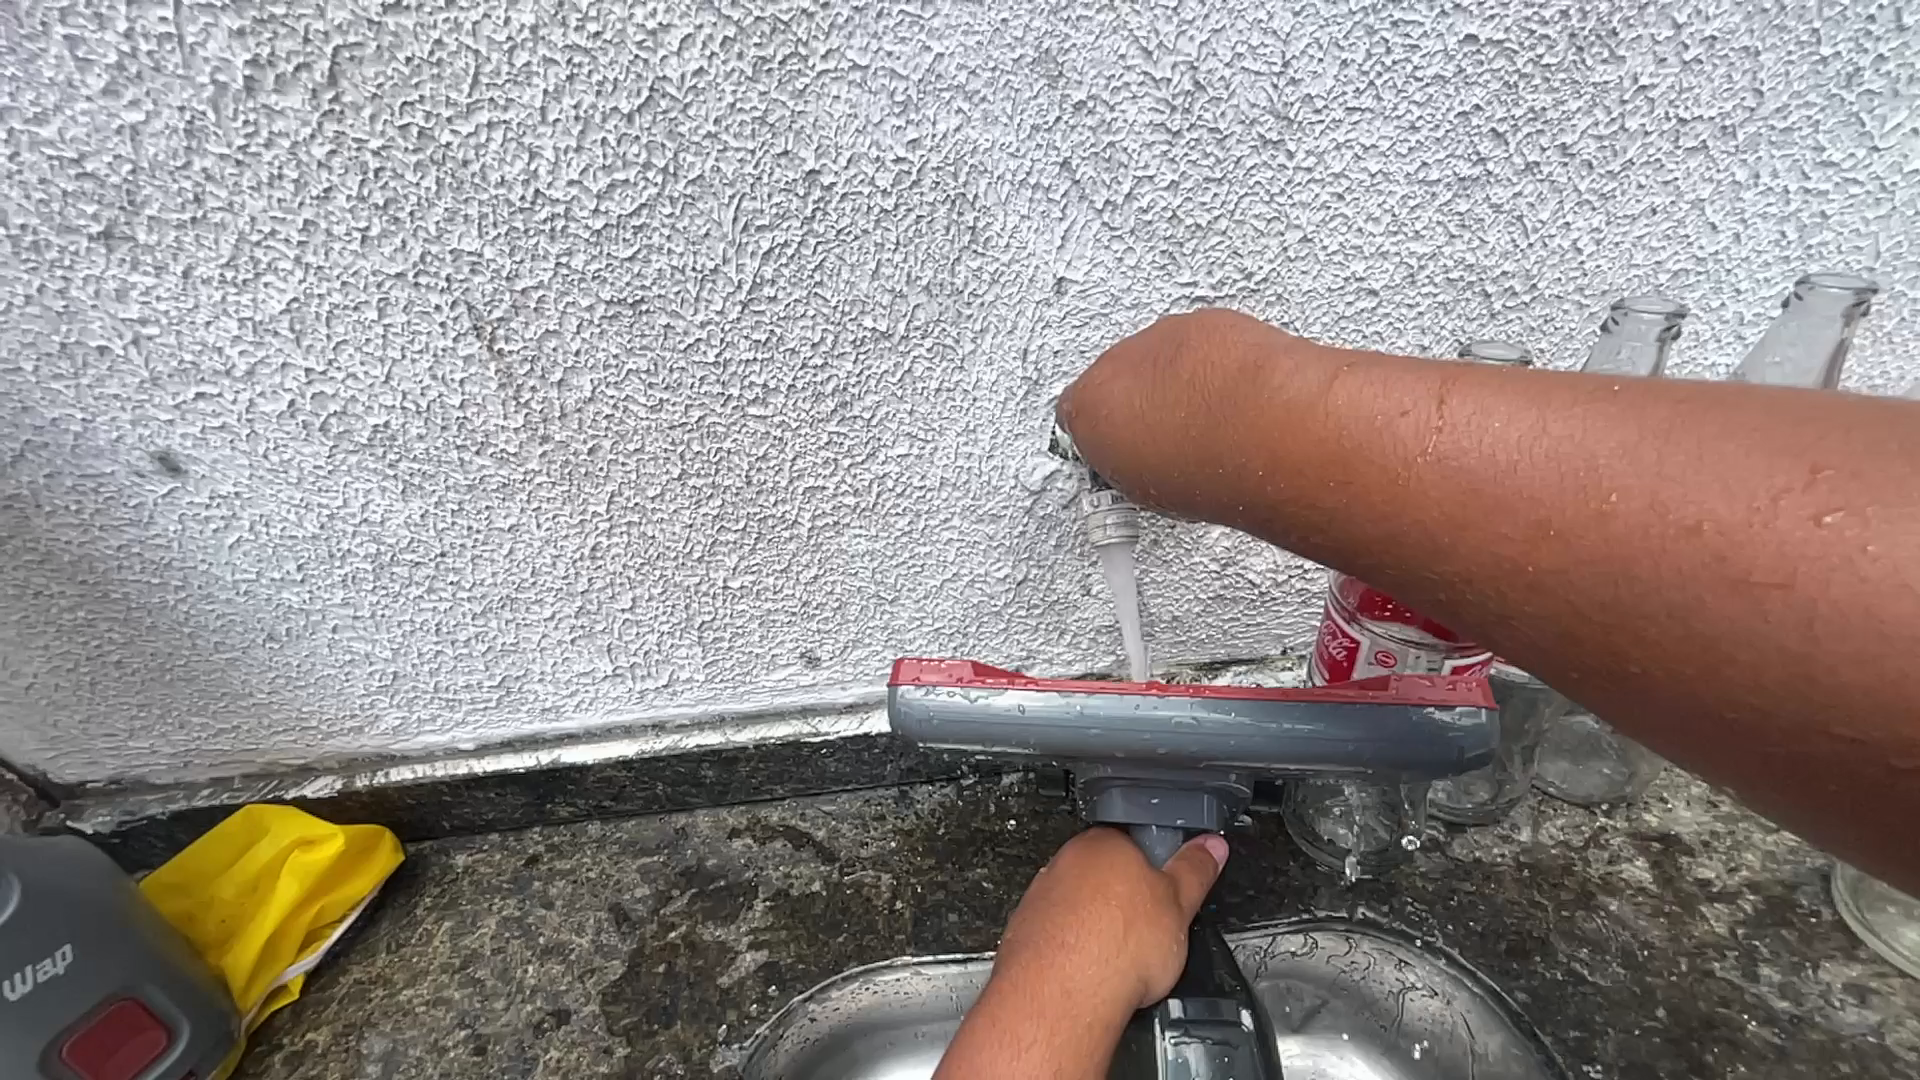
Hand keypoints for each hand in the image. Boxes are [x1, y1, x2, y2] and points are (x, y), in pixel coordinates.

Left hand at [995, 827, 1229, 1009]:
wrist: (1062, 990)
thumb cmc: (1114, 946)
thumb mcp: (1178, 905)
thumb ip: (1195, 871)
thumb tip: (1211, 846)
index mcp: (1106, 843)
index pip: (1132, 841)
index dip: (1151, 868)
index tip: (1162, 892)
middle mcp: (1068, 859)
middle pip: (1103, 871)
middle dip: (1123, 897)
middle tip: (1144, 928)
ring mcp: (1044, 891)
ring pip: (1078, 900)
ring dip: (1095, 920)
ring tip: (1116, 953)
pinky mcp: (1027, 925)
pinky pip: (1057, 928)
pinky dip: (1072, 943)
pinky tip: (1088, 965)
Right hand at [1055, 309, 1325, 525]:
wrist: (1264, 434)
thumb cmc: (1206, 466)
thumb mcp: (1144, 490)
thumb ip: (1126, 463)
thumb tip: (1141, 466)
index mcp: (1087, 406)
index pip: (1075, 414)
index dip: (1102, 436)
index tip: (1124, 451)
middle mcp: (1116, 362)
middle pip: (1115, 379)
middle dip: (1139, 405)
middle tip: (1169, 441)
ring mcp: (1162, 337)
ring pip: (1159, 357)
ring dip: (1178, 382)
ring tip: (1208, 424)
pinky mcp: (1207, 321)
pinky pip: (1202, 342)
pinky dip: (1214, 364)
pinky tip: (1233, 398)